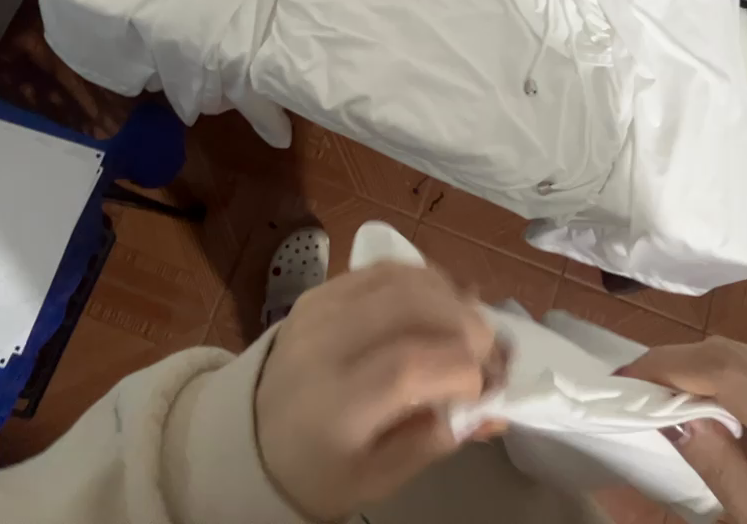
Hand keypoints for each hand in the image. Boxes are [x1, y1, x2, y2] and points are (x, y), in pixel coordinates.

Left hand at [254, 263, 502, 520]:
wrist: (252, 434)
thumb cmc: (318, 468)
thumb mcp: (376, 478)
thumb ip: (435, 440)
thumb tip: (494, 410)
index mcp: (332, 403)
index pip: (407, 365)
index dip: (460, 368)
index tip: (487, 386)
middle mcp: (323, 342)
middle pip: (408, 306)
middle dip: (466, 322)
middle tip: (493, 349)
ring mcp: (320, 306)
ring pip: (400, 277)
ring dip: (449, 294)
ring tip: (472, 326)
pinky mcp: (322, 289)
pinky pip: (382, 269)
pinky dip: (423, 279)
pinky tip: (442, 302)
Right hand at [620, 338, 746, 523]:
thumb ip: (722, 474)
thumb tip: (667, 416)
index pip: (730, 371)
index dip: (669, 365)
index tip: (624, 381)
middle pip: (737, 354)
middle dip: (681, 367)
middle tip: (638, 395)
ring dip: (706, 371)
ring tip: (673, 403)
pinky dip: (737, 377)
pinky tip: (724, 409)